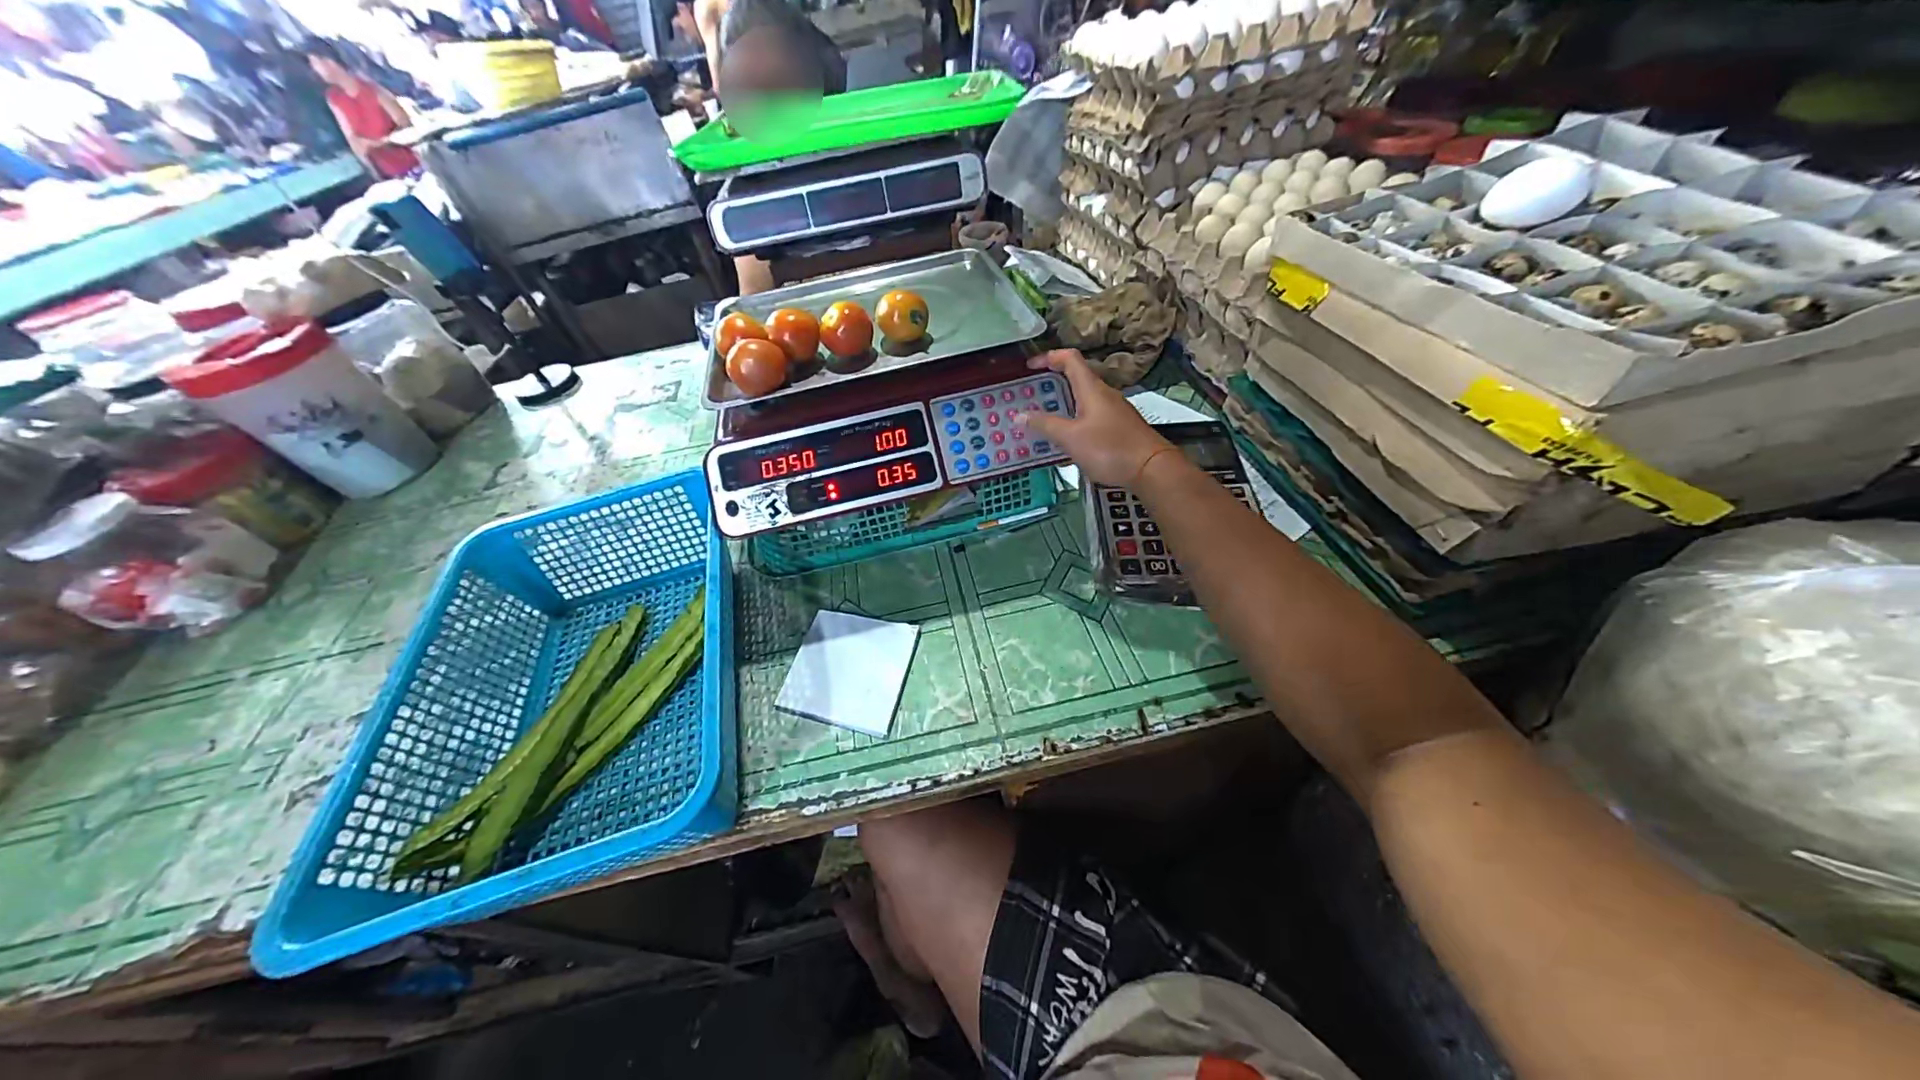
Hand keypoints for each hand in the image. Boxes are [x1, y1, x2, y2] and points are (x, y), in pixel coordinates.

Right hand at [1017, 349, 1174, 486]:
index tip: (1030, 366)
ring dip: (1063, 403)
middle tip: (1033, 395)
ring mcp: (1114, 410)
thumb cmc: (1109, 448)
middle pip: (1077, 378)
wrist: (1151, 468)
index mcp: (1091, 388)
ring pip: (1084, 399)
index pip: (1070, 359)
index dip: (1049, 357)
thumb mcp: (1071, 438)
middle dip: (1053, 383)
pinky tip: (1068, 438)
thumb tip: (1019, 414)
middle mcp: (1104, 394)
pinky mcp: (1120, 427)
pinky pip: (1091, 415)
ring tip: (1045, 418)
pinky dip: (1075, 419)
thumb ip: (1045, 425)